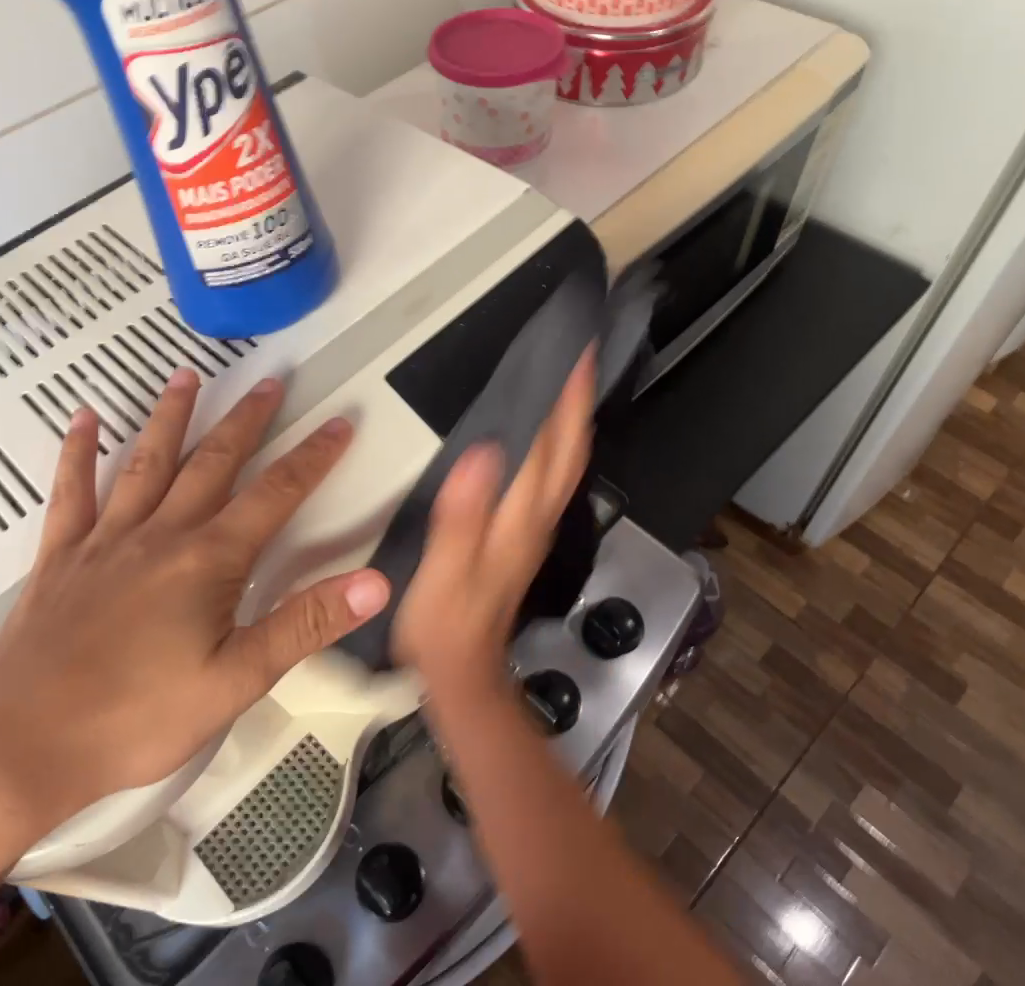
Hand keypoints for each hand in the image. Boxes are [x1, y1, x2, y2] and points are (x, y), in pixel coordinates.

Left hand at [0, 370, 390, 836]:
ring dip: (169, 418)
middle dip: (246, 421)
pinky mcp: (59, 559)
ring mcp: (104, 542)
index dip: (313, 457)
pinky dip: (76, 454)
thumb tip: (376, 582)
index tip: (339, 422)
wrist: (21, 748)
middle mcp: (159, 535)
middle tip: (270, 381)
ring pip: (145, 464)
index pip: (275, 495)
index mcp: (208, 561)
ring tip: (187, 377)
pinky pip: (70, 494)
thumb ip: (306, 625)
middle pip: (211, 463)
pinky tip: (81, 419)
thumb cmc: (137, 719)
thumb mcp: (238, 681)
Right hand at [393, 355, 594, 695]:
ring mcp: (535, 528)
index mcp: (519, 518)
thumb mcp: (444, 569)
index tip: (576, 357)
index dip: (565, 399)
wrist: (462, 668)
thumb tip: (483, 454)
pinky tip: (547, 438)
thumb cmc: (447, 623)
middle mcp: (537, 518)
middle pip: (570, 448)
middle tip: (581, 357)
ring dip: (573, 420)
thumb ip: (463, 512)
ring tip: (571, 385)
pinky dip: (557, 447)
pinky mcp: (524, 536)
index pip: (551, 446)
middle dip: (579, 399)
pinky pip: (552, 478)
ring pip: (567, 462)